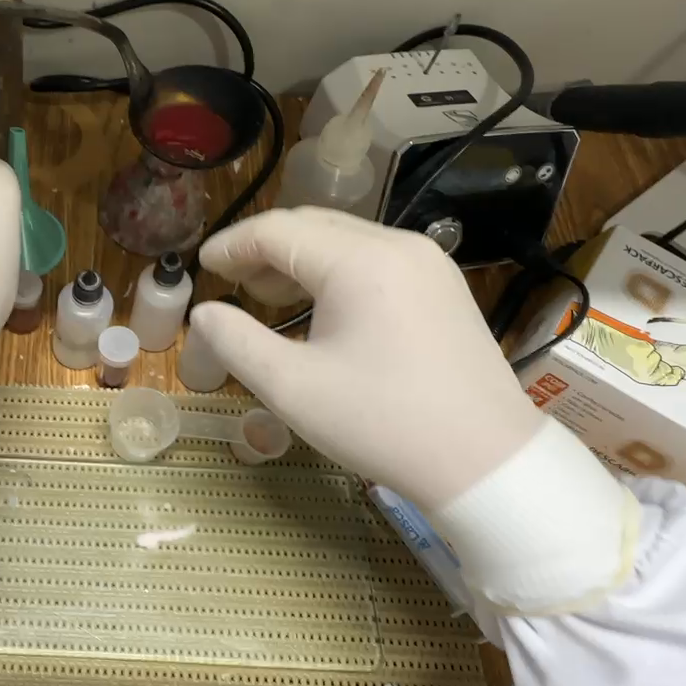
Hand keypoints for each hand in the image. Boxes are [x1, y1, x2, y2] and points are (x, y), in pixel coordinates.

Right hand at [189, 207, 541, 508]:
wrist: (484, 460)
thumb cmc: (380, 422)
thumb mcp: (291, 388)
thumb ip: (236, 343)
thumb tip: (202, 314)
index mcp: (360, 262)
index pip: (277, 231)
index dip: (232, 246)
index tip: (201, 267)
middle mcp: (397, 246)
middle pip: (313, 226)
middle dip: (263, 249)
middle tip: (229, 282)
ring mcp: (427, 264)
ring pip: (345, 240)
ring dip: (298, 259)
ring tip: (265, 296)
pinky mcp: (442, 287)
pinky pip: (374, 260)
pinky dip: (334, 271)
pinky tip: (318, 307)